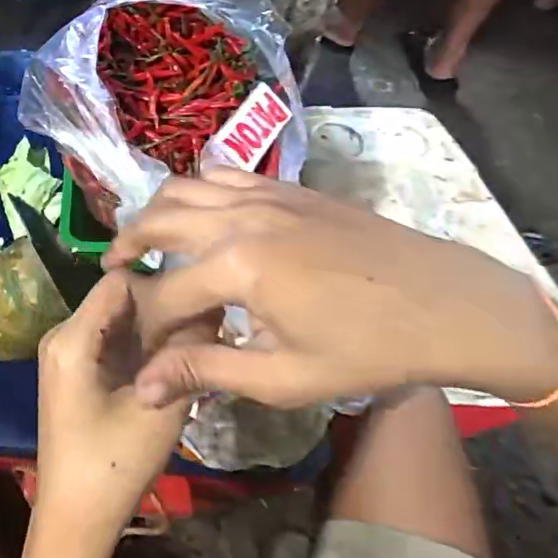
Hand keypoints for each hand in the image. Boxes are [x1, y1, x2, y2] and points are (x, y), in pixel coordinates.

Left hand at [33, 270, 188, 529]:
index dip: (158, 289)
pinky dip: (139, 348)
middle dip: (158, 311)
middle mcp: (61, 335)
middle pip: (116, 299)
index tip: (191, 310)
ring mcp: (65, 353)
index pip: (118, 280)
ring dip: (152, 331)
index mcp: (71, 338)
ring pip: (117, 320)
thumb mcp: (161, 408)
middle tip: (197, 334)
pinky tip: (166, 368)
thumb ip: (188, 353)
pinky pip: (110, 340)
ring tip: (187, 351)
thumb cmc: (112, 467)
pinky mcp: (74, 371)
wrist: (73, 523)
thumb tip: (214, 307)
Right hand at [105, 169, 557, 408]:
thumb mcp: (284, 375)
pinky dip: (196, 187)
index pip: (165, 292)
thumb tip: (143, 385)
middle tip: (113, 266)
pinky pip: (222, 172)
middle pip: (159, 219)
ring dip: (155, 209)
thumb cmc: (367, 349)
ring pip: (184, 186)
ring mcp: (263, 193)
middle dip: (128, 244)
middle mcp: (238, 217)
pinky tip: (199, 210)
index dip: (146, 322)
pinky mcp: (284, 186)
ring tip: (145, 234)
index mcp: (236, 266)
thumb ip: (206, 371)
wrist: (445, 302)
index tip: (140, 345)